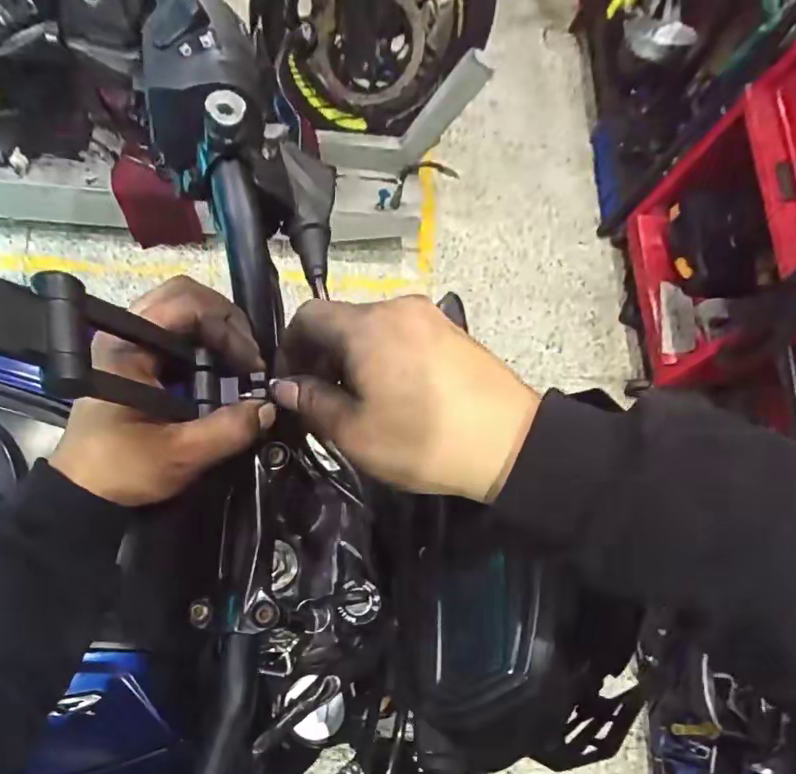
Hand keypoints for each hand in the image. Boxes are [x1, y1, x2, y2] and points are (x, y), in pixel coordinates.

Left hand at [49, 276, 274, 505]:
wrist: (83, 492)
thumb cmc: (122, 470)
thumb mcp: (180, 454)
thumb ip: (228, 430)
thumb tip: (267, 408)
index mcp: (126, 344)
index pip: (186, 302)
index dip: (228, 325)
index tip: (251, 363)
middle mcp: (124, 333)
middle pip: (186, 299)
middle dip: (227, 325)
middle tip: (250, 361)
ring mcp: (129, 344)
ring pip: (183, 317)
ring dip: (218, 336)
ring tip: (241, 368)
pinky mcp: (136, 362)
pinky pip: (177, 338)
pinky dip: (205, 349)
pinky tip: (222, 376)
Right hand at [273, 296, 540, 501]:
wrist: (510, 445)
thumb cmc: (423, 442)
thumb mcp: (354, 432)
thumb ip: (312, 402)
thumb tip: (285, 386)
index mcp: (367, 326)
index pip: (307, 316)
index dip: (288, 349)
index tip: (290, 385)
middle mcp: (397, 307)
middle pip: (340, 321)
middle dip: (320, 358)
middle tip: (320, 403)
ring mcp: (428, 316)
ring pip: (370, 330)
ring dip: (351, 360)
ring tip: (356, 403)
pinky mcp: (449, 331)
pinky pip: (399, 336)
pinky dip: (381, 358)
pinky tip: (391, 395)